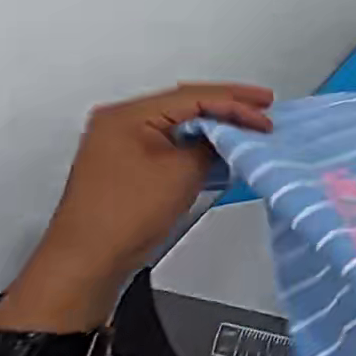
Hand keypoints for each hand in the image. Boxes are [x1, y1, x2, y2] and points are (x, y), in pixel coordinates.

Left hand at [0, 82, 273, 329]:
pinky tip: (221, 144)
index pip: (194, 97)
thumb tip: (227, 136)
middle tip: (263, 104)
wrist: (90, 257)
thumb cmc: (127, 214)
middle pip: (185, 103)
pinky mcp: (129, 161)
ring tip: (249, 122)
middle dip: (227, 103)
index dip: (236, 103)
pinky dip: (199, 140)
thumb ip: (211, 144)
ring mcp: (122, 142)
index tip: (265, 115)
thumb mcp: (183, 170)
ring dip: (214, 122)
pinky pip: (171, 140)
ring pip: (179, 121)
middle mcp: (121, 121)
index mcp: (128, 115)